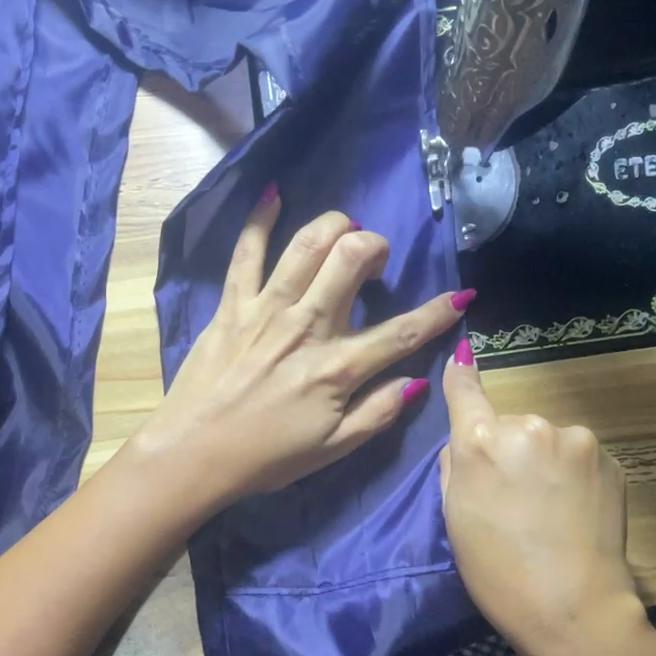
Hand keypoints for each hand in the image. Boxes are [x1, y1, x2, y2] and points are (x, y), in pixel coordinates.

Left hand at [127, 186, 469, 505]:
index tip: (461, 297)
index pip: (401, 332)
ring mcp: (266, 310)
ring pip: (308, 243)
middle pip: (352, 258)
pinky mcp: (231, 306)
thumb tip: (417, 381)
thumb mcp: (332, 450)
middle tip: (373, 264)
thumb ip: (377, 413)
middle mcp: (307, 326)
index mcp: (338, 368)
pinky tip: (274, 196)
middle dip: (375, 246)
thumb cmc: (266, 459)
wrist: (194, 456)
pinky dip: (260, 219)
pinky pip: (246, 251)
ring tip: (342, 234)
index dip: (438, 313)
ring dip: (334, 225)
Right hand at [439, 344, 642, 655]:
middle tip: (511, 500)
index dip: (461, 377)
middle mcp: (531, 427)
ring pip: (548, 442)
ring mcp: (576, 441)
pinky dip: (572, 477)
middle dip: (508, 450)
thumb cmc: (497, 573)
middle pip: (511, 426)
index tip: (462, 359)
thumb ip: (454, 469)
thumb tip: (464, 442)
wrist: (573, 608)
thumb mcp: (454, 521)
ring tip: (547, 513)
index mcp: (482, 442)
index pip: (466, 392)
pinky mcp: (610, 460)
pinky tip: (573, 514)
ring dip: (543, 463)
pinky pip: (578, 459)